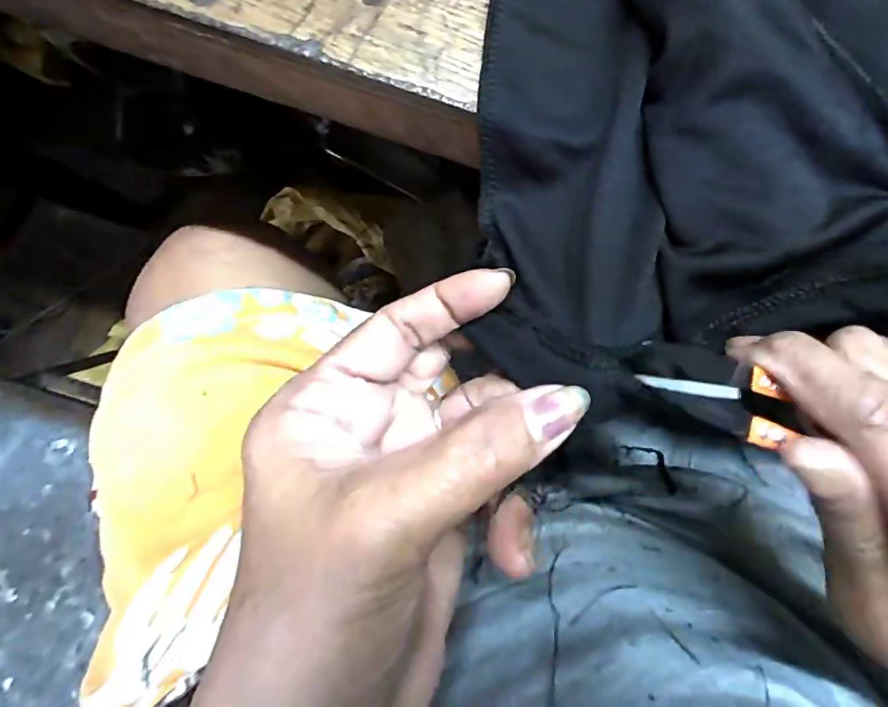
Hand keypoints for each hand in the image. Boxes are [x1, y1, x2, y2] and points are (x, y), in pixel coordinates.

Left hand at [195, 269, 589, 706]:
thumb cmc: (319, 604)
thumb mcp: (395, 516)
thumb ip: (483, 452)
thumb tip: (569, 398)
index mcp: (327, 407)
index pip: (394, 329)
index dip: (449, 300)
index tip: (507, 283)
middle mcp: (370, 428)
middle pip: (454, 375)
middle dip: (501, 389)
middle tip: (551, 384)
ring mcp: (411, 469)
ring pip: (487, 428)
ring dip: (514, 462)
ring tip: (516, 507)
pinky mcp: (444, 509)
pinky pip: (497, 477)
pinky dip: (513, 508)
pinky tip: (512, 555)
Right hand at [731, 328, 887, 706]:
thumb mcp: (877, 617)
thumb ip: (845, 523)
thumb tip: (794, 442)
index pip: (885, 425)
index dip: (808, 375)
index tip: (745, 358)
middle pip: (882, 368)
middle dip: (810, 365)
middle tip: (772, 394)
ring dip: (839, 369)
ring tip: (823, 412)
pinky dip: (875, 377)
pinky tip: (874, 418)